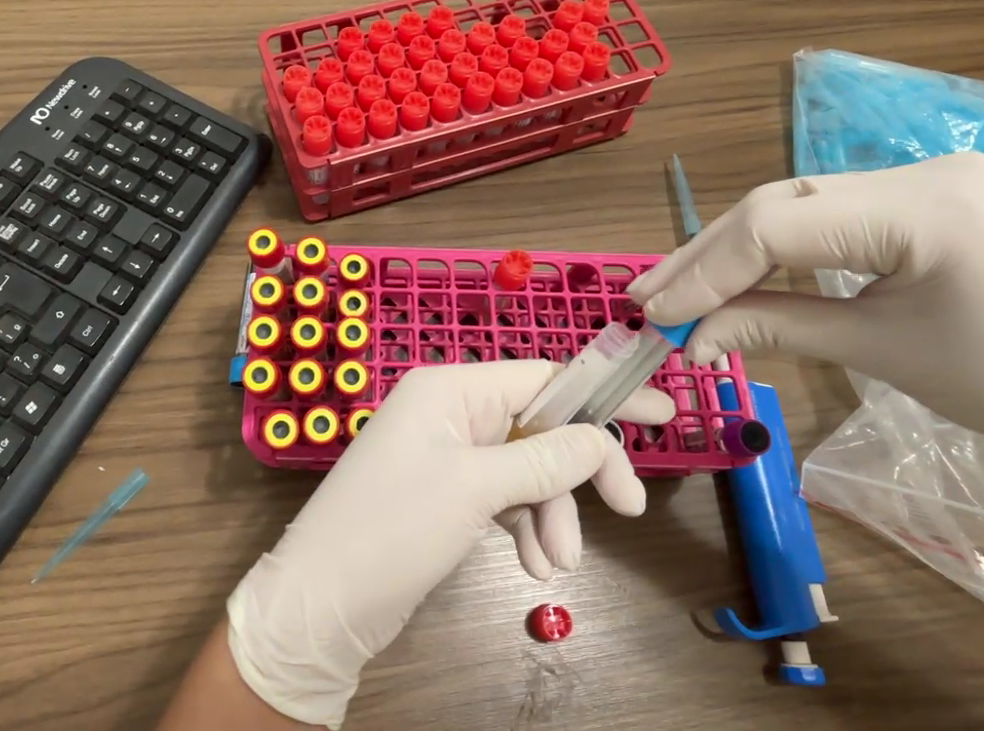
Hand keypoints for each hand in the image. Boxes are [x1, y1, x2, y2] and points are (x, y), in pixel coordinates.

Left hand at [226, 360, 674, 727]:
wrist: (321, 603)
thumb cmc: (393, 528)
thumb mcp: (474, 489)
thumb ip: (543, 460)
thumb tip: (599, 438)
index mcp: (450, 389)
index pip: (542, 378)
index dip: (601, 396)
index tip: (662, 414)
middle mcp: (450, 412)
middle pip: (539, 427)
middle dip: (575, 472)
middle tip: (629, 509)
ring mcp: (446, 454)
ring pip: (525, 468)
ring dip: (550, 512)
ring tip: (555, 564)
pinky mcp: (445, 494)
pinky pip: (504, 496)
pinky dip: (525, 525)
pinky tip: (533, 563)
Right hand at [627, 152, 983, 535]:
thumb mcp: (880, 352)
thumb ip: (774, 326)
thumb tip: (689, 337)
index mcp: (923, 205)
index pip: (776, 221)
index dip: (704, 268)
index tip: (653, 311)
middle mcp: (922, 168)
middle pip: (779, 203)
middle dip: (708, 256)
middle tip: (649, 297)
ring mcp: (930, 174)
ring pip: (799, 203)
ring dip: (736, 249)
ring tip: (679, 288)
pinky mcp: (932, 193)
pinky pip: (833, 212)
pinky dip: (781, 246)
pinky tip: (743, 269)